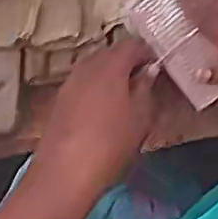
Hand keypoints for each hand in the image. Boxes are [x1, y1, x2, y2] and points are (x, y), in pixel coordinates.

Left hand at [32, 38, 172, 199]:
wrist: (63, 174)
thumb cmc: (110, 143)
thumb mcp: (141, 117)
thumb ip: (146, 88)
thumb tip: (147, 71)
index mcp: (110, 65)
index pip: (133, 44)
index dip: (148, 52)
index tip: (158, 65)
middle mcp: (87, 65)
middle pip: (111, 52)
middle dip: (128, 61)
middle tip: (143, 80)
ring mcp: (70, 81)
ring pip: (94, 67)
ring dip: (110, 74)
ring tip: (123, 95)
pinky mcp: (59, 99)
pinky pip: (82, 82)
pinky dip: (95, 87)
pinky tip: (101, 109)